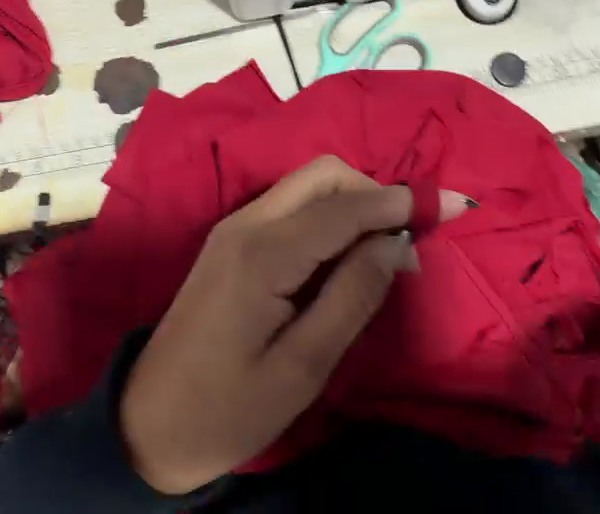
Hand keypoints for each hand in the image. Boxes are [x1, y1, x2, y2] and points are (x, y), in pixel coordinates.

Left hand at [118, 156, 459, 493]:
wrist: (146, 425)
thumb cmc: (228, 409)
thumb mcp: (302, 367)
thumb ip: (352, 296)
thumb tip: (396, 243)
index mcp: (263, 253)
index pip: (346, 207)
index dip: (402, 201)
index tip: (453, 205)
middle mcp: (247, 223)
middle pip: (324, 175)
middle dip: (375, 190)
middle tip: (416, 231)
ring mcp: (234, 228)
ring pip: (307, 184)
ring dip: (354, 200)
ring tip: (391, 242)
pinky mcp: (231, 241)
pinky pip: (291, 206)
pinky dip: (329, 213)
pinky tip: (350, 248)